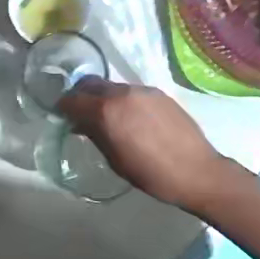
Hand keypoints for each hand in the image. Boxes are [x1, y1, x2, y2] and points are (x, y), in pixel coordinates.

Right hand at [58, 79, 238, 211]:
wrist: (197, 172)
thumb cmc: (150, 174)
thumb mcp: (114, 159)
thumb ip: (95, 135)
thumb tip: (80, 124)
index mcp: (107, 111)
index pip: (73, 99)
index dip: (63, 106)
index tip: (62, 116)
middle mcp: (122, 93)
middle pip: (91, 84)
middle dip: (81, 96)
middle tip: (80, 113)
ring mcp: (143, 91)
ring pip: (113, 87)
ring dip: (104, 98)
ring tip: (109, 118)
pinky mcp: (160, 94)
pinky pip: (132, 92)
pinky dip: (123, 101)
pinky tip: (131, 119)